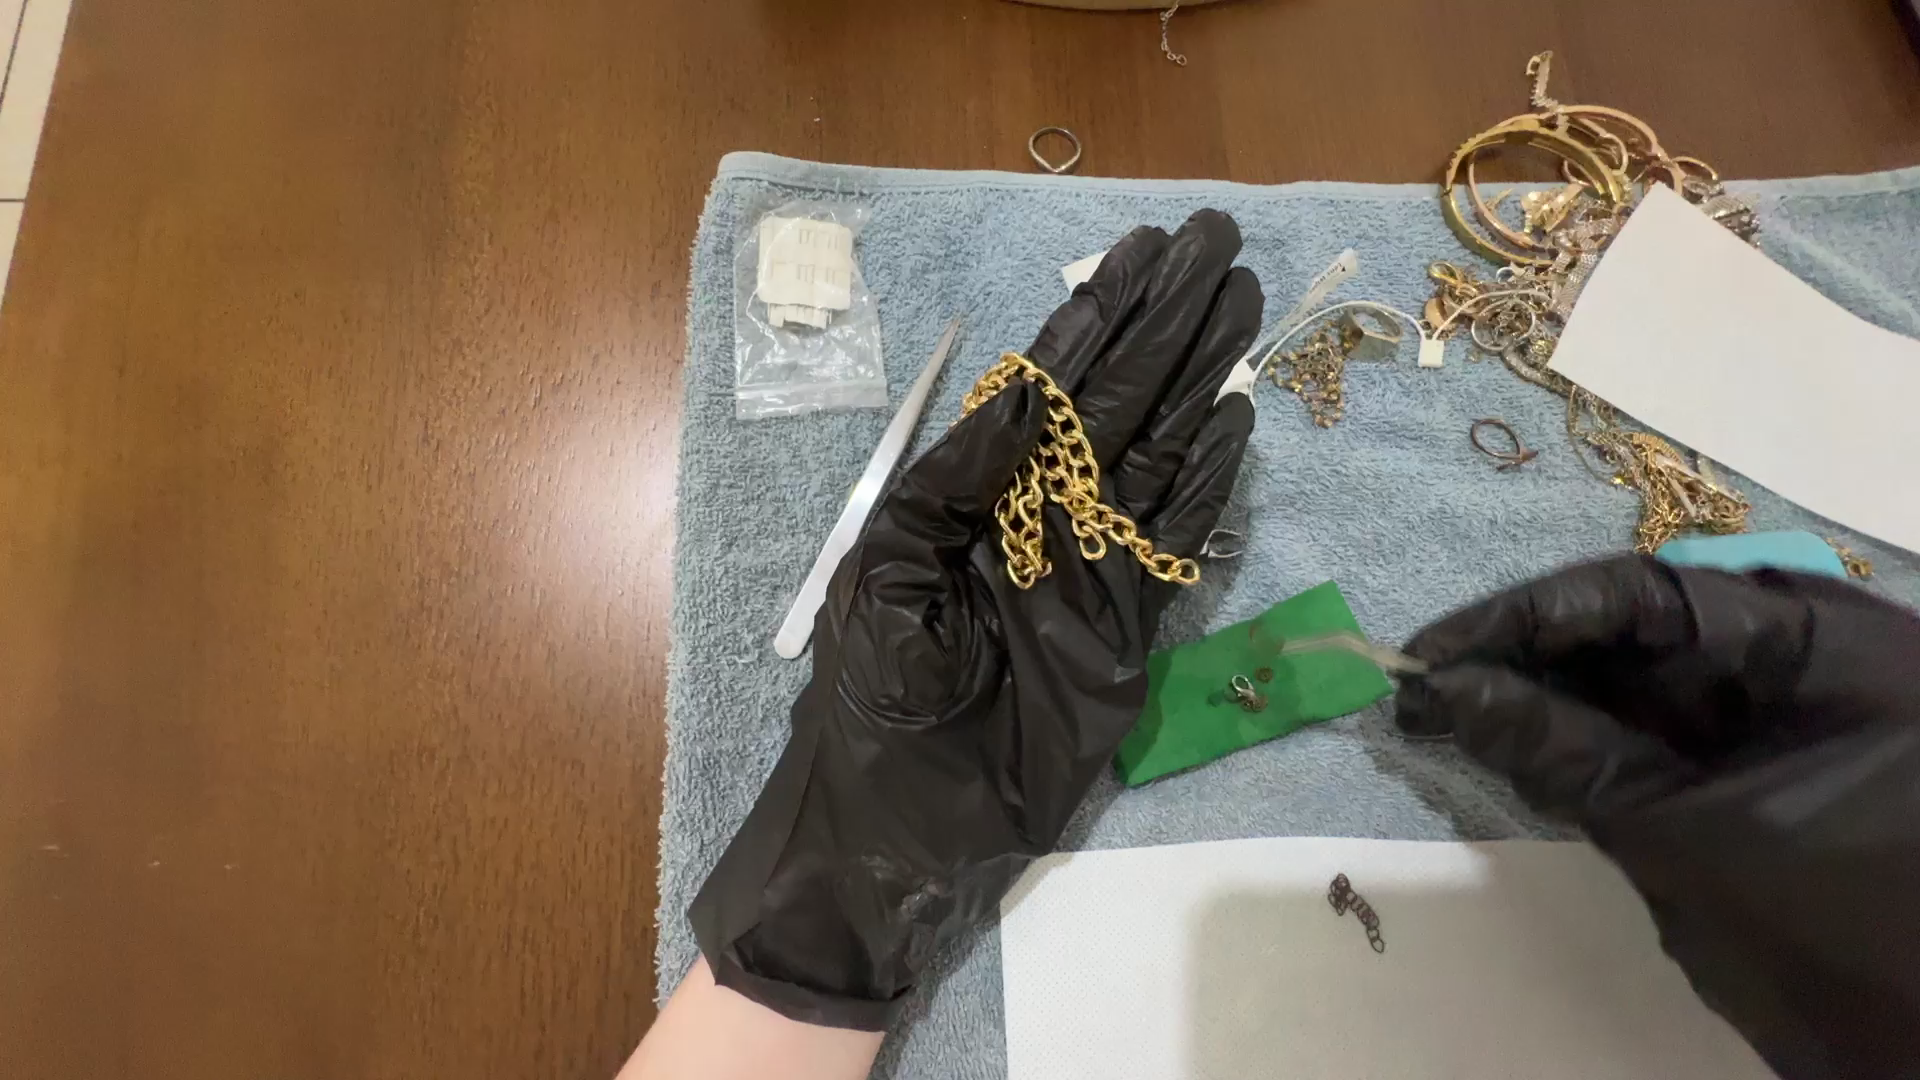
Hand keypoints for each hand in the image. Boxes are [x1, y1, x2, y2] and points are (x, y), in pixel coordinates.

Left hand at [688, 210, 1262, 1029]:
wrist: (908, 807)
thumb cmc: (877, 686)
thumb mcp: (890, 566)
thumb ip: (952, 477)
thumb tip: (1021, 391)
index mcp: (978, 493)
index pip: (1045, 388)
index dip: (1091, 320)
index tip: (1134, 254)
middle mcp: (1041, 514)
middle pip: (1114, 404)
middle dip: (1161, 327)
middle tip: (1212, 247)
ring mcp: (1092, 566)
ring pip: (1155, 456)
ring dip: (1196, 383)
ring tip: (1238, 312)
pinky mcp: (1129, 625)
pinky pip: (1177, 543)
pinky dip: (1208, 487)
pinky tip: (1235, 425)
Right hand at [1397, 555, 1919, 1079]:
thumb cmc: (1843, 942)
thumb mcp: (1676, 832)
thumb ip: (1552, 747)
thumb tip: (1436, 687)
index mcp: (1822, 651)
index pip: (1634, 595)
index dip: (1517, 616)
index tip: (1428, 654)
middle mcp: (1797, 663)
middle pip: (1619, 634)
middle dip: (1513, 663)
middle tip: (1422, 693)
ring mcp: (1771, 716)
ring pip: (1616, 683)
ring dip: (1527, 702)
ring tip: (1443, 724)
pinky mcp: (1740, 763)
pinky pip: (1632, 730)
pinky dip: (1564, 741)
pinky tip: (1504, 755)